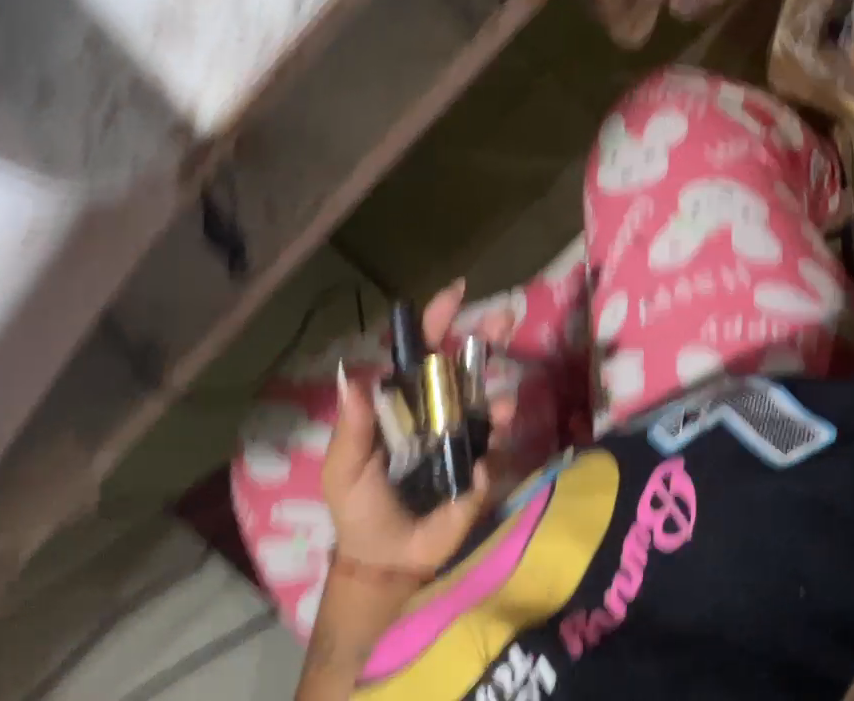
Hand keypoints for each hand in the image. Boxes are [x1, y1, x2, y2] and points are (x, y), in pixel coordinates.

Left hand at [321, 283, 512, 575]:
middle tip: (507, 318)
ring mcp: (465, 439)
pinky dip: (490, 458)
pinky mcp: (483, 469)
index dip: (439, 320)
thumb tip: (350, 375)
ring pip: (491, 405)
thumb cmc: (361, 508)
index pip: (423, 353)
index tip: (458, 292)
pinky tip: (478, 474)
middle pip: (467, 367)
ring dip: (501, 401)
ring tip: (506, 409)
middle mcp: (439, 412)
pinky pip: (494, 454)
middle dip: (489, 338)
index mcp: (405, 404)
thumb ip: (353, 425)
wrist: (387, 562)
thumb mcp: (345, 468)